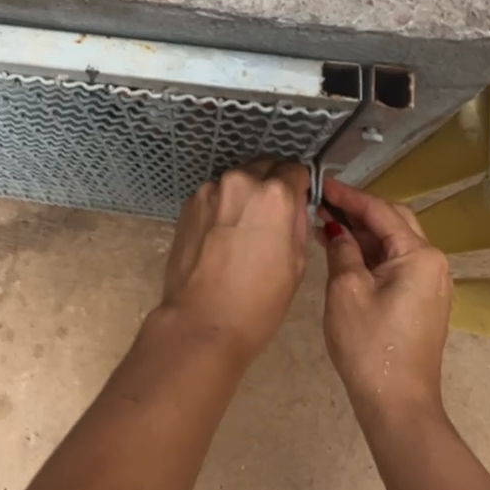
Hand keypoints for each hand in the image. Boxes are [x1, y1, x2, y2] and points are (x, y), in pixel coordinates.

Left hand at [157, 158, 311, 362]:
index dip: (300, 185)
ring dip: (246, 194)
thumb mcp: (296, 264)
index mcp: (274, 194)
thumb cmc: (258, 302)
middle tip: (274, 215)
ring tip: (244, 228)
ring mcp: (209, 189)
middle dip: (273, 183)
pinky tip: (222, 236)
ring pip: (237, 180)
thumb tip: (294, 205)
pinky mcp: (189, 203)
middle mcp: (240, 181)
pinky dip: (223, 206)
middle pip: (264, 167)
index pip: (295, 169)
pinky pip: (215, 195)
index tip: (299, 200)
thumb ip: (297, 223)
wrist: (200, 322)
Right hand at [319, 177, 452, 418]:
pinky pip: (394, 263)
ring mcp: (429, 283)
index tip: (319, 183)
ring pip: (392, 243)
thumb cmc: (369, 343)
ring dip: (361, 232)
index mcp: (419, 255)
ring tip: (324, 223)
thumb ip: (341, 248)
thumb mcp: (346, 288)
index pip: (379, 210)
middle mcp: (432, 263)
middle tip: (322, 202)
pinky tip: (341, 250)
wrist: (397, 404)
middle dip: (357, 210)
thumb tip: (335, 227)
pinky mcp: (420, 301)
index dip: (347, 195)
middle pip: (392, 221)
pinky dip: (369, 253)